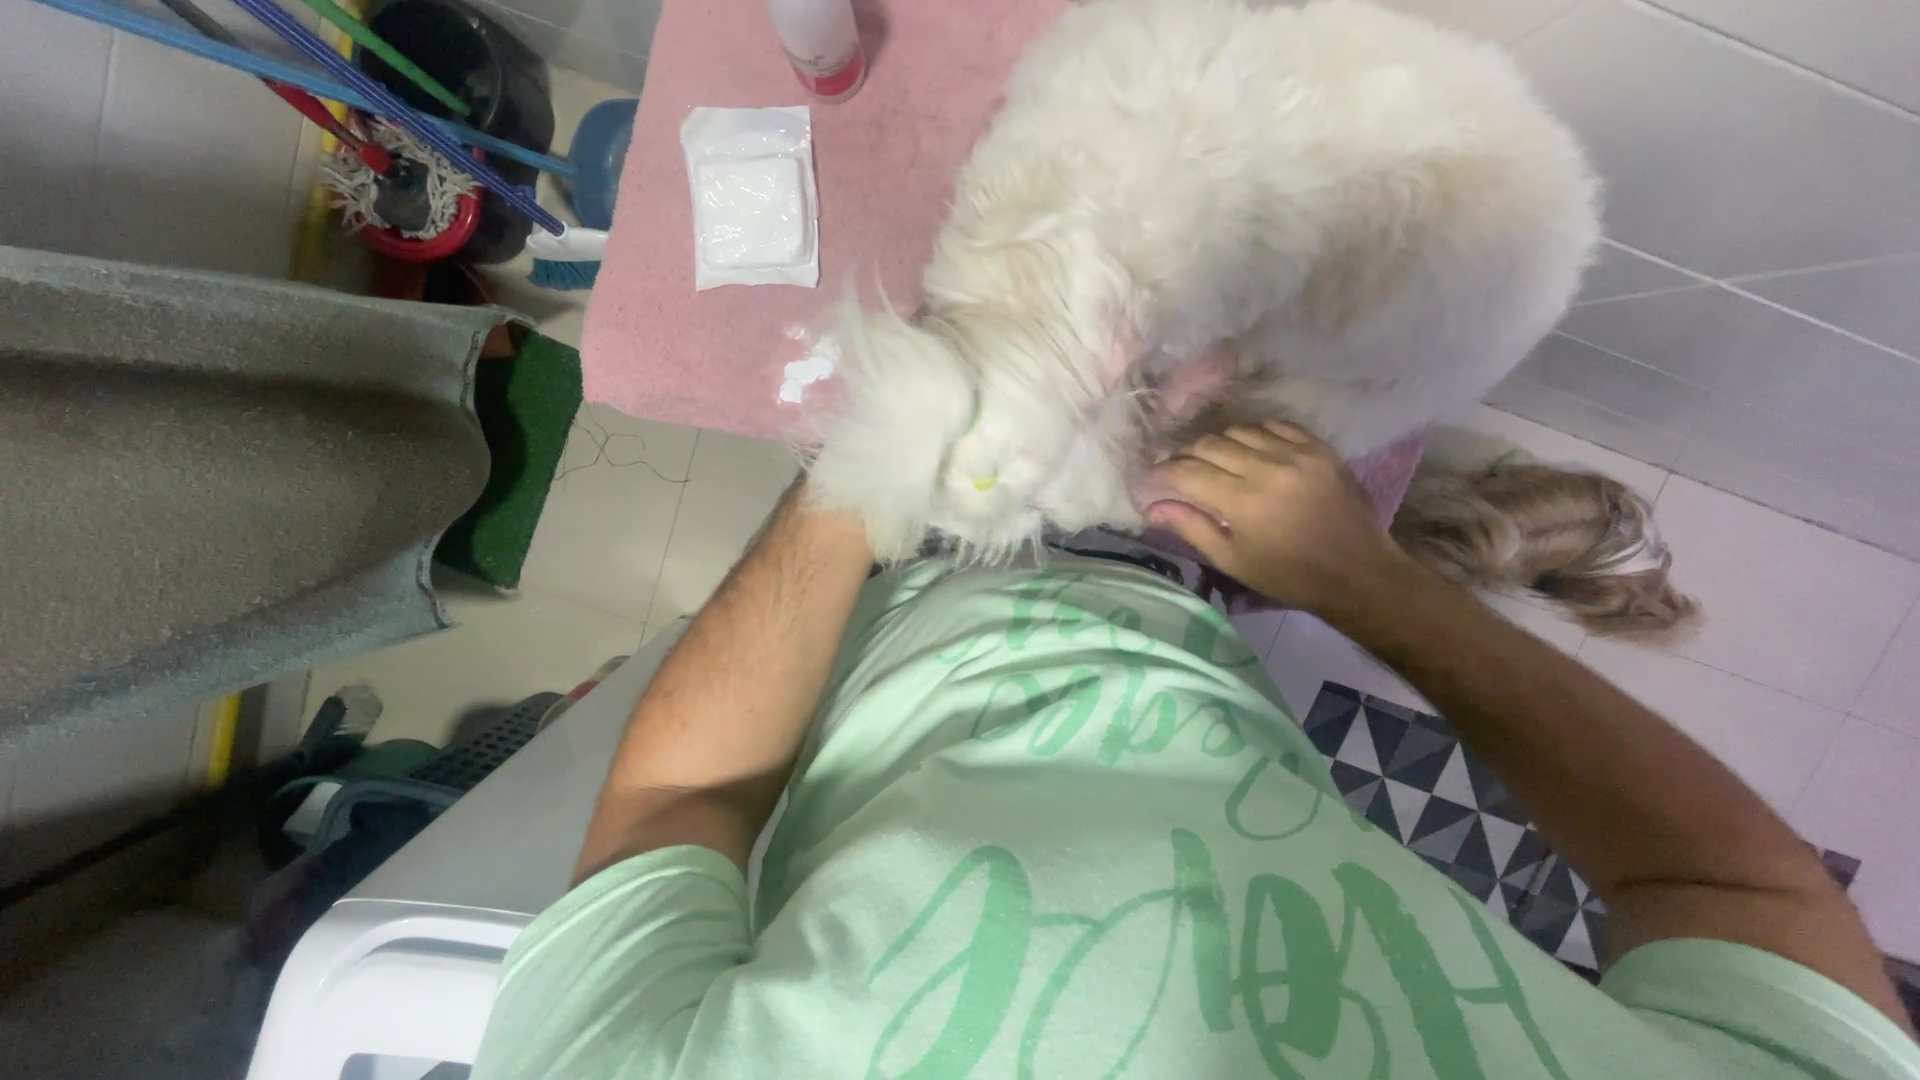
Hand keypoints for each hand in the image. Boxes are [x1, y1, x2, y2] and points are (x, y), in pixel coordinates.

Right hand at [1145, 422, 1414, 613]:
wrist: (1358, 573)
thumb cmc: (1289, 576)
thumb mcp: (1232, 561)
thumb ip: (1191, 527)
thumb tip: (1152, 507)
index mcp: (1243, 502)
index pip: (1186, 471)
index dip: (1161, 474)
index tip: (1151, 482)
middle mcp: (1268, 468)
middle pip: (1208, 444)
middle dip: (1185, 456)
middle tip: (1178, 472)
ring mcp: (1297, 453)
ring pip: (1238, 430)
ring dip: (1218, 445)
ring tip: (1214, 463)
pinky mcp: (1319, 447)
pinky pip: (1274, 425)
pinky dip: (1253, 435)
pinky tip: (1249, 452)